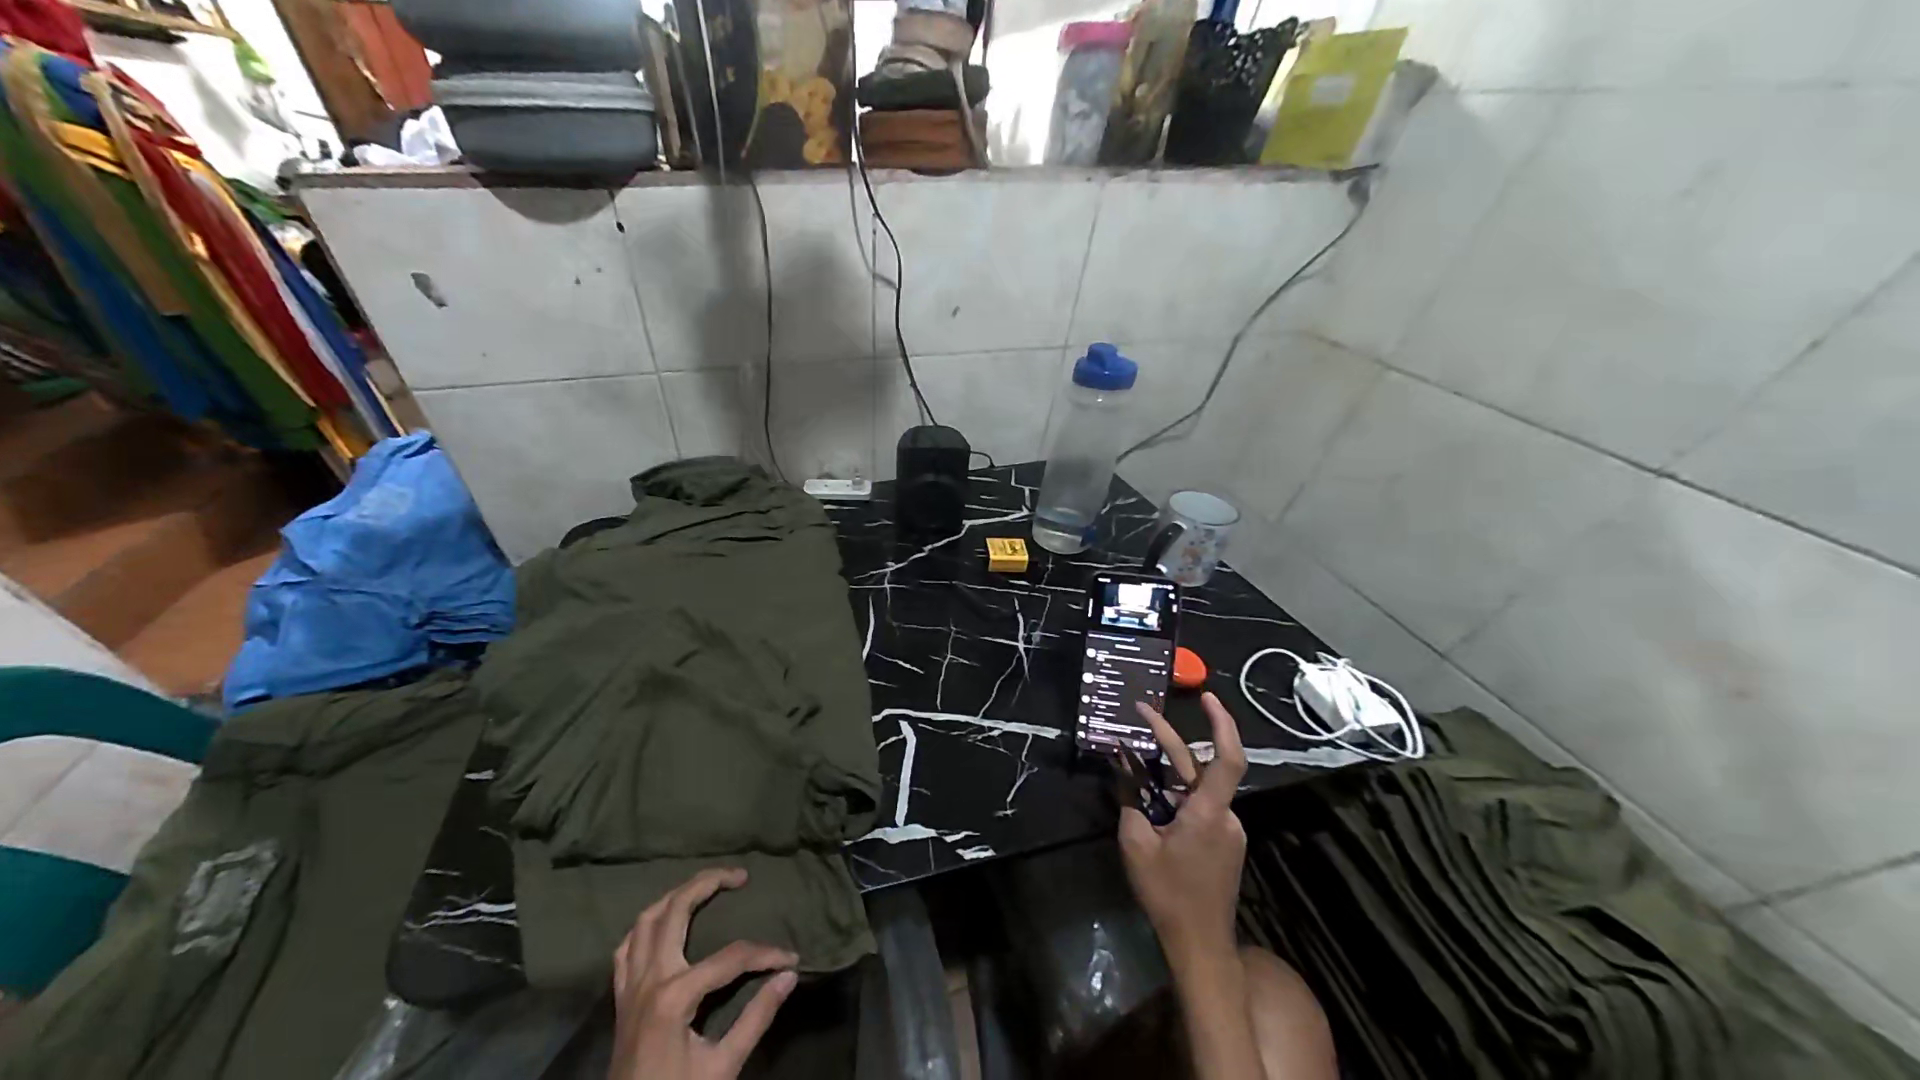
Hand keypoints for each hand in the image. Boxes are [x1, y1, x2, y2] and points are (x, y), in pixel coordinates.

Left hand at [607, 868, 799, 1079]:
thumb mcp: (724, 1067)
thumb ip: (757, 1017)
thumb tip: (789, 976)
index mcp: (674, 996)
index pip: (731, 958)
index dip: (765, 954)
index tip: (791, 960)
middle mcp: (648, 979)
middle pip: (676, 911)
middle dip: (708, 884)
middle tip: (740, 875)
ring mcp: (629, 985)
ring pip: (646, 920)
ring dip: (676, 896)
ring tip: (705, 886)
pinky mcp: (620, 997)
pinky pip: (627, 947)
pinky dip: (646, 926)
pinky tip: (664, 923)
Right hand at [1118, 692, 1248, 967]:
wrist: (1200, 943)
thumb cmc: (1167, 893)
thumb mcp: (1136, 843)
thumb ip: (1131, 801)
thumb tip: (1122, 766)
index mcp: (1208, 812)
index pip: (1227, 757)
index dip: (1221, 723)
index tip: (1206, 697)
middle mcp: (1225, 816)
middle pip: (1201, 767)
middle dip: (1169, 740)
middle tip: (1141, 714)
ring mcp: (1229, 831)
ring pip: (1198, 789)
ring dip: (1169, 775)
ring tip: (1135, 765)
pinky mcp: (1225, 844)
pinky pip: (1201, 808)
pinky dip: (1177, 797)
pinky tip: (1153, 803)